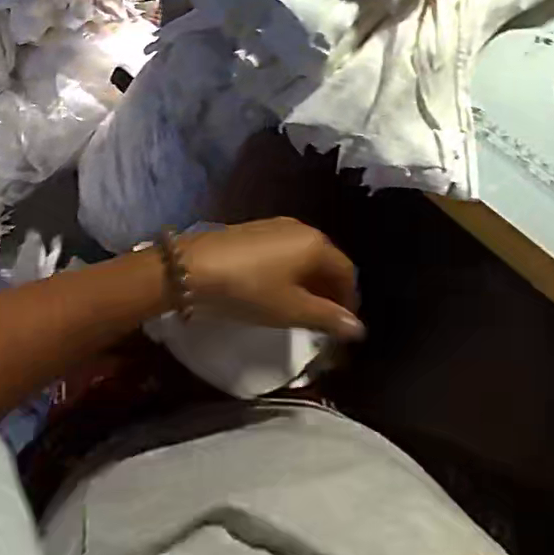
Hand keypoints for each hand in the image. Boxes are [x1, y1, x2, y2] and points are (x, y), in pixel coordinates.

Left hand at [179, 218, 362, 339]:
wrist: (195, 267)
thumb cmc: (250, 289)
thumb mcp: (291, 309)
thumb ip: (327, 318)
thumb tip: (358, 327)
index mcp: (316, 243)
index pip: (346, 272)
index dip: (349, 301)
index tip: (344, 328)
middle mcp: (301, 228)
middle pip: (327, 261)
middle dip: (330, 292)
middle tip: (325, 323)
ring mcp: (276, 226)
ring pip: (305, 256)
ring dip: (310, 283)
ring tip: (302, 311)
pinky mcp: (255, 230)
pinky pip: (286, 252)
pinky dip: (291, 272)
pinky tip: (278, 292)